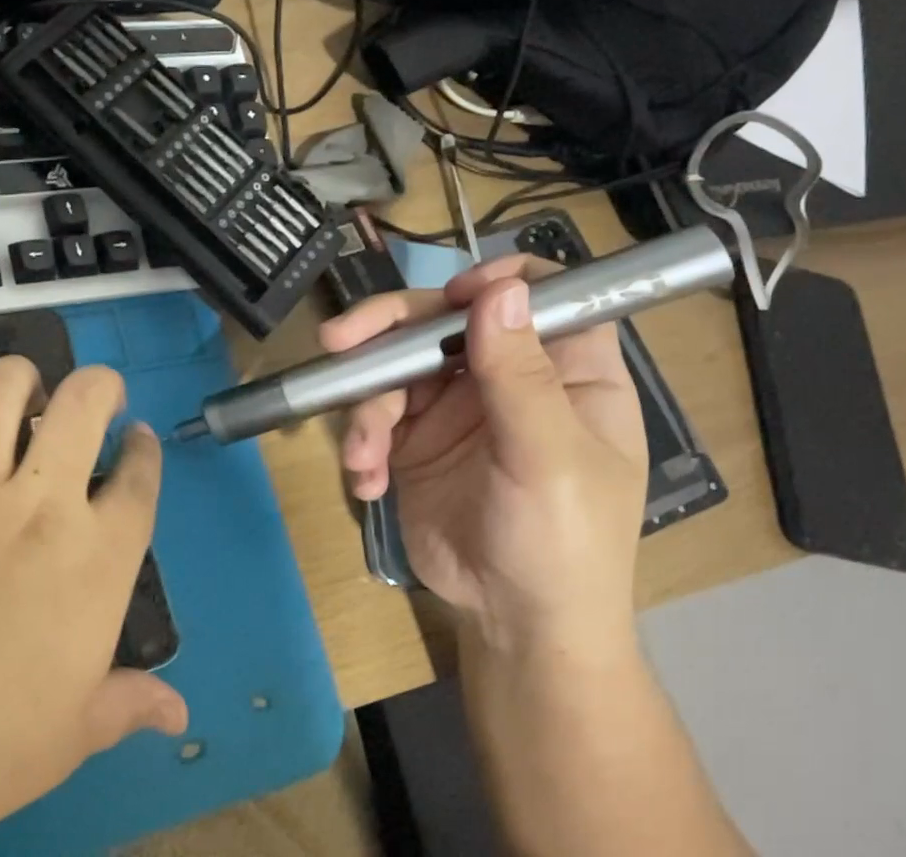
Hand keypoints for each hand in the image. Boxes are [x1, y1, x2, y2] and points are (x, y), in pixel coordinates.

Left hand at [0, 357, 183, 854]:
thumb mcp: (72, 733)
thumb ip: (127, 704)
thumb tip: (177, 715)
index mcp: (96, 564)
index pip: (138, 482)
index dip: (144, 452)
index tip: (137, 439)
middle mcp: (37, 508)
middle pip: (82, 405)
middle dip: (97, 385)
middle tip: (91, 398)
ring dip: (17, 379)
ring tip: (20, 395)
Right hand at [322, 256, 647, 652]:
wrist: (512, 621)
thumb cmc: (564, 542)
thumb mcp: (548, 459)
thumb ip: (521, 376)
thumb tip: (500, 291)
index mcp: (568, 373)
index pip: (541, 297)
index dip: (498, 283)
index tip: (453, 297)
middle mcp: (507, 378)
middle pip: (443, 321)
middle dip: (386, 332)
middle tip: (337, 340)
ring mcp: (454, 409)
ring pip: (394, 370)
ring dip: (367, 412)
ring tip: (363, 460)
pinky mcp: (411, 441)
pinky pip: (372, 420)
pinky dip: (361, 446)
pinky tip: (365, 481)